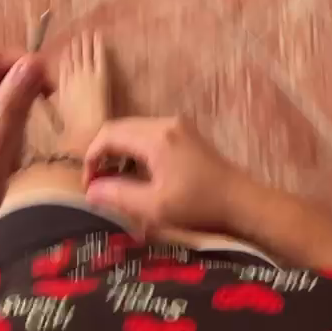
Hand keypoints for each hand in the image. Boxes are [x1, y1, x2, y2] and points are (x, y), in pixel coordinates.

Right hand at [81, 117, 258, 236]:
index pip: (109, 134)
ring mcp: (176, 124)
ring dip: (119, 150)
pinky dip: (135, 148)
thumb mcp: (155, 208)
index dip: (91, 157)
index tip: (89, 185)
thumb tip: (90, 191)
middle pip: (119, 128)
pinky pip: (148, 133)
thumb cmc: (198, 206)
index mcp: (155, 137)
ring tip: (115, 179)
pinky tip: (138, 172)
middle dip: (102, 153)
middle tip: (98, 183)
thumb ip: (119, 195)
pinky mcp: (184, 132)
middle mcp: (164, 122)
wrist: (241, 202)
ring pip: (133, 129)